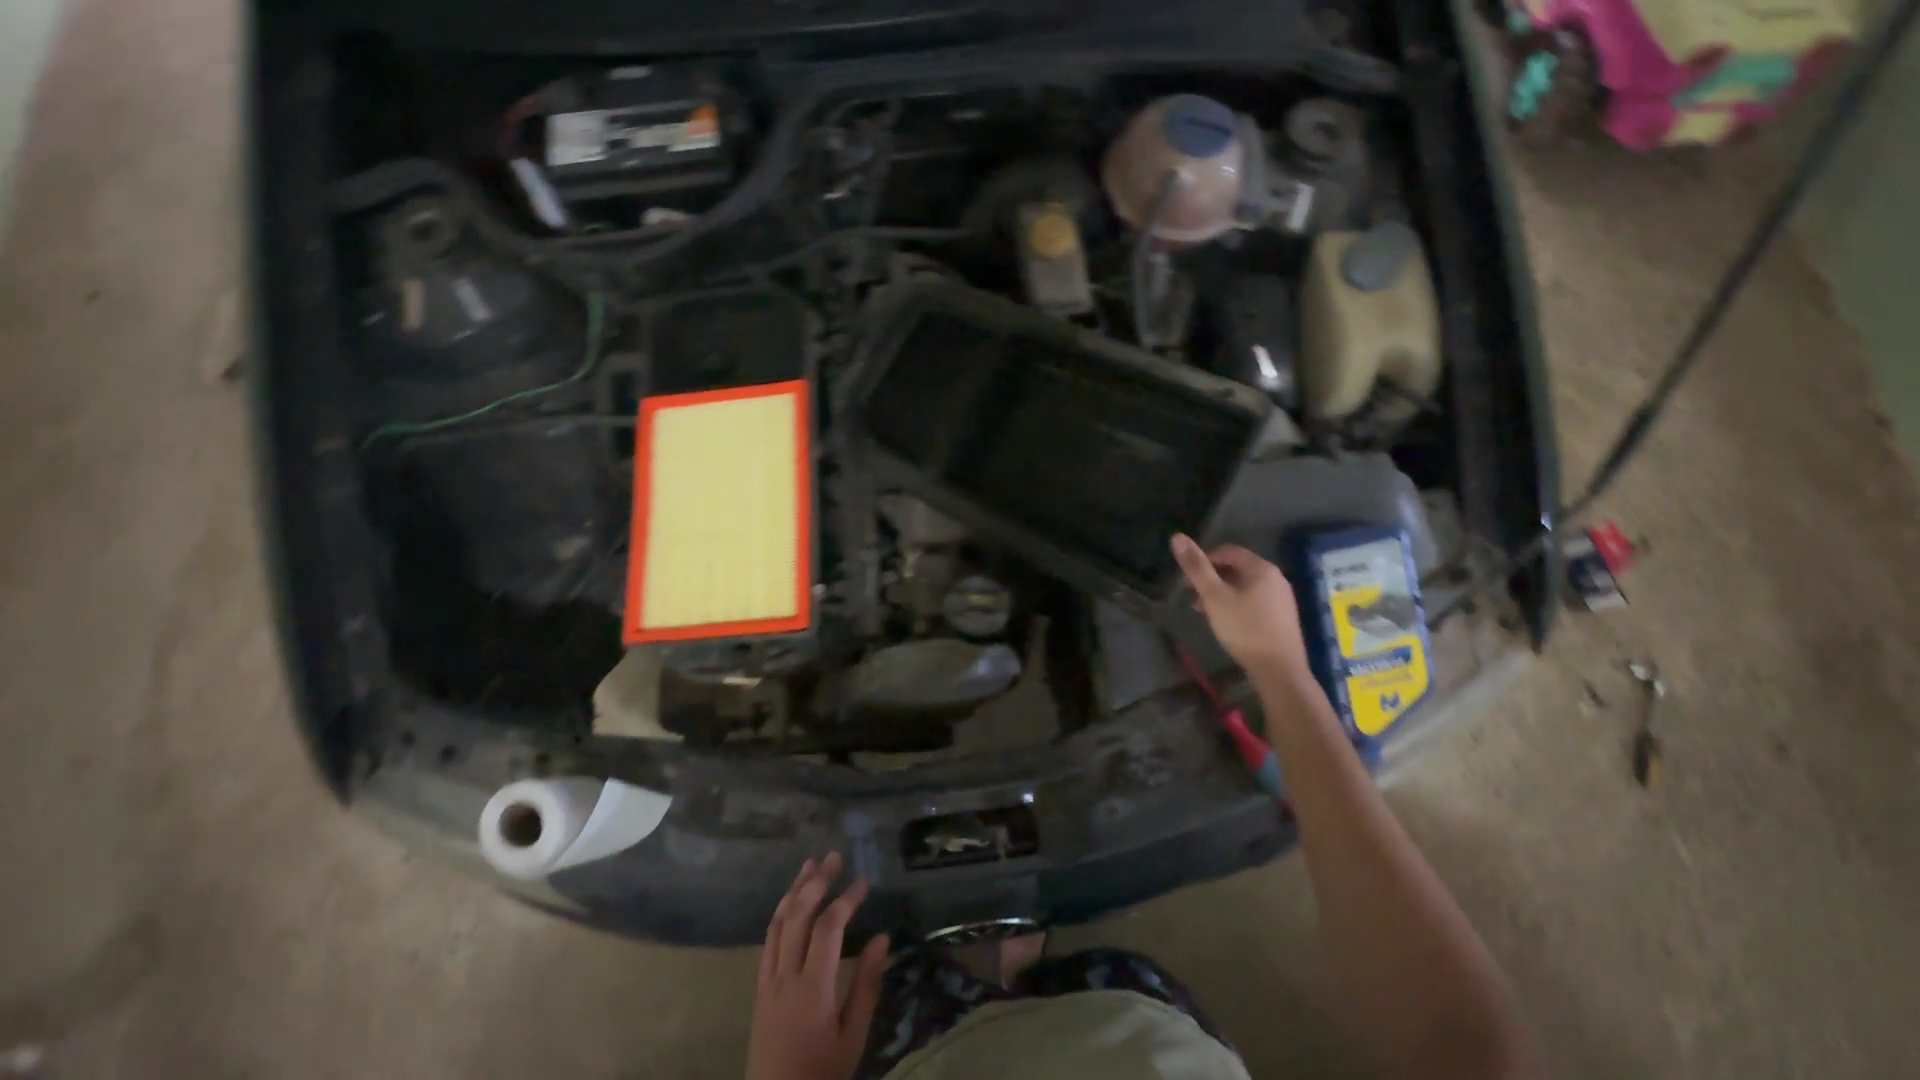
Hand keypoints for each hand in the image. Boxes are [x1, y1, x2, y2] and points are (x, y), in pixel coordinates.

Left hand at [746, 852, 890, 1079]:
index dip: (846, 899)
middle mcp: (785, 976)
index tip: (864, 880)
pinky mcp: (759, 987)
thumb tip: (881, 938)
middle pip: (798, 915)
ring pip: (777, 923)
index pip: (828, 928)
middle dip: (816, 882)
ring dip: (794, 890)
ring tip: (810, 865)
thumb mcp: (853, 1035)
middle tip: (834, 856)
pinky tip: (790, 902)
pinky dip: (780, 913)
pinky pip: (767, 940)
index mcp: (813, 987)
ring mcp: (767, 980)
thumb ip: (866, 984)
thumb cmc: (822, 1072)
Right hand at [1171, 533, 1310, 678]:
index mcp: (1261, 568)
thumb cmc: (1244, 628)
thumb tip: (1177, 536)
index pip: (1228, 551)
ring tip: (1206, 613)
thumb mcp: (1214, 597)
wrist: (1278, 669)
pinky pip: (1255, 601)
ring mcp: (1282, 598)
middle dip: (1213, 580)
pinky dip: (1237, 605)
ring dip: (1223, 594)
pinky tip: (1228, 623)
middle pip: (1237, 569)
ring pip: (1246, 587)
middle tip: (1194, 599)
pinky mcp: (1283, 617)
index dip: (1204, 561)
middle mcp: (1276, 578)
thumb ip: (1196, 567)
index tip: (1188, 581)